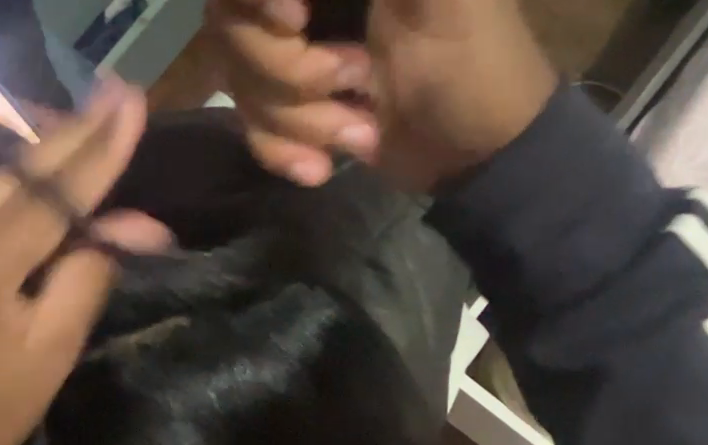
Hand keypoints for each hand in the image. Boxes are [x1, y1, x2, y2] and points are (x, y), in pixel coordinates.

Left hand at [0, 80, 171, 444]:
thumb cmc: (5, 403)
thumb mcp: (57, 345)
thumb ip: (90, 273)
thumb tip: (136, 221)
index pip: (43, 199)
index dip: (93, 155)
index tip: (131, 106)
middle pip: (8, 173)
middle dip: (68, 140)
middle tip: (117, 98)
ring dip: (38, 159)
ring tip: (91, 131)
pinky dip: (7, 183)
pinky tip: (41, 171)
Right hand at [209, 0, 558, 191]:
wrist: (476, 154)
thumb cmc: (472, 62)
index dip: (258, 1)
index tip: (294, 20)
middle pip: (231, 21)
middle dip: (290, 72)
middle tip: (355, 82)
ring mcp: (289, 50)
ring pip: (239, 78)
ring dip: (300, 119)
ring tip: (361, 128)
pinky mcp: (291, 106)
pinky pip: (250, 124)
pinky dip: (283, 151)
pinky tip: (322, 166)